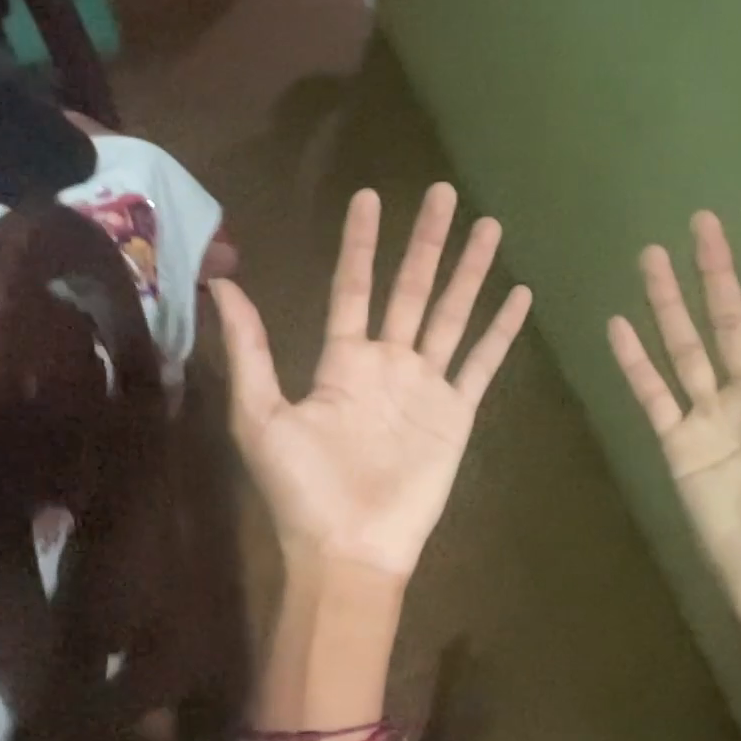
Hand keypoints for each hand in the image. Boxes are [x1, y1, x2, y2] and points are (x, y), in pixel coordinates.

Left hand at [211, 184, 531, 578]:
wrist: (350, 548)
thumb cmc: (303, 489)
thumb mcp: (262, 416)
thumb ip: (250, 349)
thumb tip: (220, 284)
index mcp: (343, 360)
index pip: (355, 285)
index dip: (363, 242)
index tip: (371, 197)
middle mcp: (389, 362)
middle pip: (412, 287)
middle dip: (429, 240)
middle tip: (445, 192)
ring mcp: (427, 384)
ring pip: (453, 313)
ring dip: (471, 272)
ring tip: (491, 228)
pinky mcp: (457, 411)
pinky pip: (483, 362)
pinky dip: (502, 330)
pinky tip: (520, 296)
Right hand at [608, 212, 740, 625]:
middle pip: (726, 322)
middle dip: (713, 273)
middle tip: (699, 222)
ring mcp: (710, 422)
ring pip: (684, 348)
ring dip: (667, 302)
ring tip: (649, 256)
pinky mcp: (679, 449)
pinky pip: (654, 396)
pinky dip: (635, 362)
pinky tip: (618, 324)